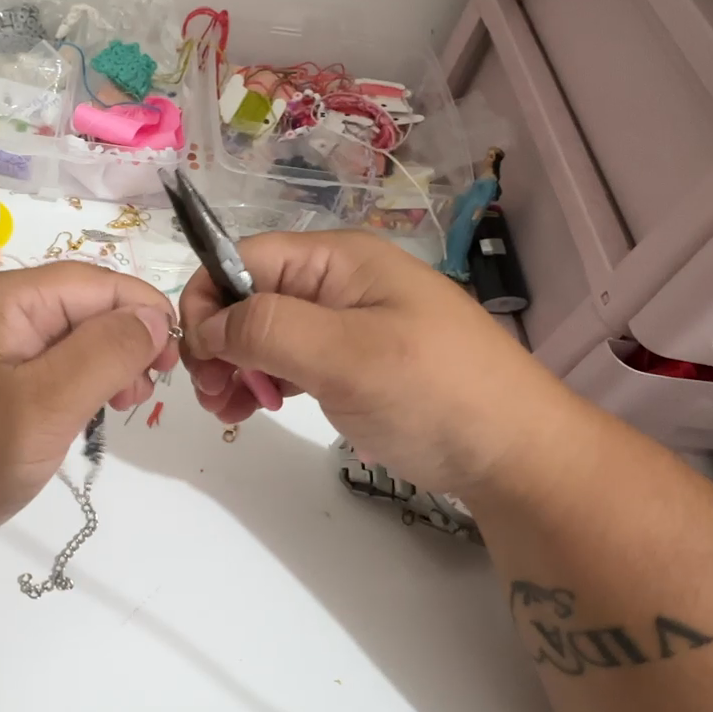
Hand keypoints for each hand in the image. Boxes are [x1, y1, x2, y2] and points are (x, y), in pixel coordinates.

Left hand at [0, 262, 178, 563]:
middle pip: (79, 309)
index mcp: (5, 301)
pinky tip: (80, 420)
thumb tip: (149, 317)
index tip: (175, 360)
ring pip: (63, 343)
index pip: (94, 283)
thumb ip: (104, 353)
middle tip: (141, 397)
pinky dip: (72, 390)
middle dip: (124, 342)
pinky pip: (40, 372)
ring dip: (101, 368)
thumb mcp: (44, 404)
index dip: (142, 311)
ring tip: (118, 411)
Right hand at [179, 230, 573, 495]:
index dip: (209, 300)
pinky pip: (291, 361)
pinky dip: (265, 382)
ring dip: (237, 367)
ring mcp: (347, 325)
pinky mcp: (352, 364)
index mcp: (338, 261)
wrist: (513, 453)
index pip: (244, 257)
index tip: (198, 359)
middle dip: (220, 342)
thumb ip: (267, 329)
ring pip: (265, 332)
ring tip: (233, 412)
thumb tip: (207, 326)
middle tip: (216, 397)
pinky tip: (260, 410)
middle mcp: (338, 283)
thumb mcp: (346, 356)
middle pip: (250, 296)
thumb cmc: (432, 395)